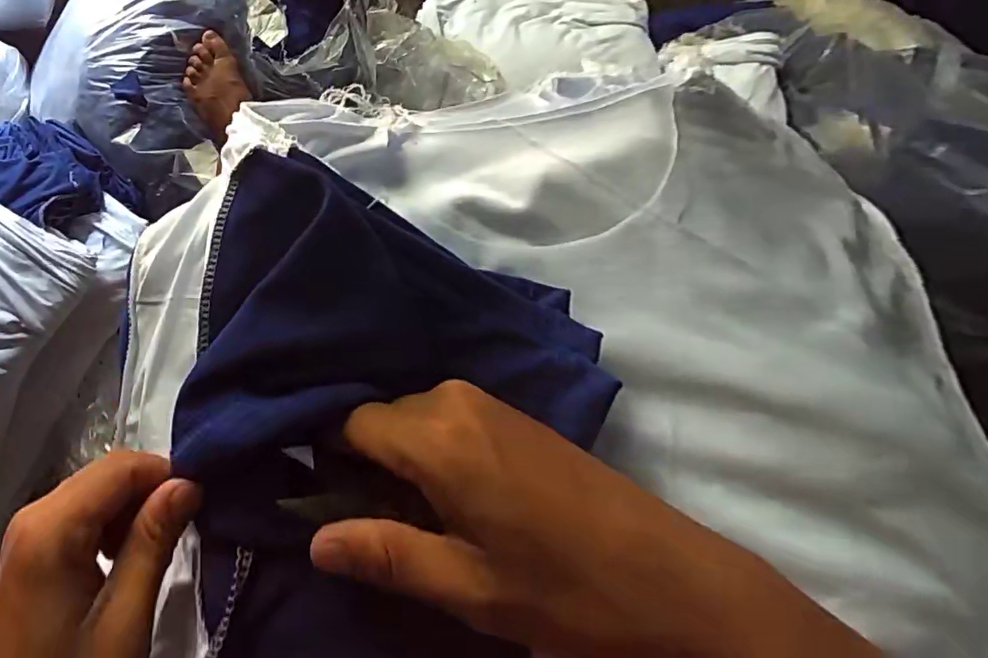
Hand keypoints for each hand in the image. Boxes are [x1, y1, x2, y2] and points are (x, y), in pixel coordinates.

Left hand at [0, 451, 201, 657]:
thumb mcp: (123, 622)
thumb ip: (154, 542)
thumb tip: (187, 483)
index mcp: (50, 526)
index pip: (122, 466)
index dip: (166, 473)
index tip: (200, 500)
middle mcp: (31, 516)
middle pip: (106, 473)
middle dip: (150, 490)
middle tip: (184, 524)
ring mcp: (24, 536)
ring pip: (95, 491)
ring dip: (131, 509)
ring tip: (156, 547)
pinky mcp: (26, 556)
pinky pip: (79, 515)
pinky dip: (109, 525)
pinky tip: (123, 560)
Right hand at [310, 381, 879, 657]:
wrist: (673, 575)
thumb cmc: (564, 589)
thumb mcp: (470, 587)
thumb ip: (387, 554)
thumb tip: (315, 540)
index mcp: (436, 436)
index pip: (350, 422)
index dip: (331, 461)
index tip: (332, 504)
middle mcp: (453, 399)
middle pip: (380, 418)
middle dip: (367, 464)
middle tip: (384, 526)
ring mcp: (485, 400)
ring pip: (411, 417)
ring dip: (402, 461)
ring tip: (427, 521)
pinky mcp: (509, 411)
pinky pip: (444, 418)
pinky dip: (432, 451)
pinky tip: (459, 499)